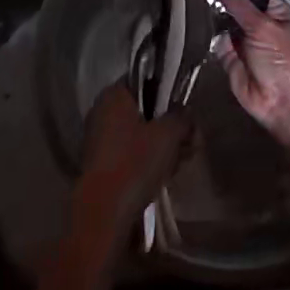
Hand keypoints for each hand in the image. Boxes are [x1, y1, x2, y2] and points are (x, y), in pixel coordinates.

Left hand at [73, 84, 189, 248]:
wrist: (104, 210)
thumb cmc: (135, 162)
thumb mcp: (168, 135)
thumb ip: (182, 117)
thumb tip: (185, 113)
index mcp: (114, 95)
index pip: (146, 80)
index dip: (169, 94)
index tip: (185, 114)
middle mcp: (103, 110)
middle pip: (145, 109)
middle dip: (170, 126)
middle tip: (189, 143)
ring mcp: (100, 136)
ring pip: (140, 132)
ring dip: (163, 145)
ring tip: (180, 163)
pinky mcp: (102, 161)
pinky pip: (130, 151)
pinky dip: (148, 159)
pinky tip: (165, 175)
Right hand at [213, 0, 289, 185]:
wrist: (286, 108)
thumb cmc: (286, 63)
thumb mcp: (264, 28)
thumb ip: (239, 4)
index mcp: (275, 10)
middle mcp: (258, 21)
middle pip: (234, 0)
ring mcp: (242, 39)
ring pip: (222, 18)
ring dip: (208, 7)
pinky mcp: (228, 57)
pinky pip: (214, 38)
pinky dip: (204, 29)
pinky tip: (188, 16)